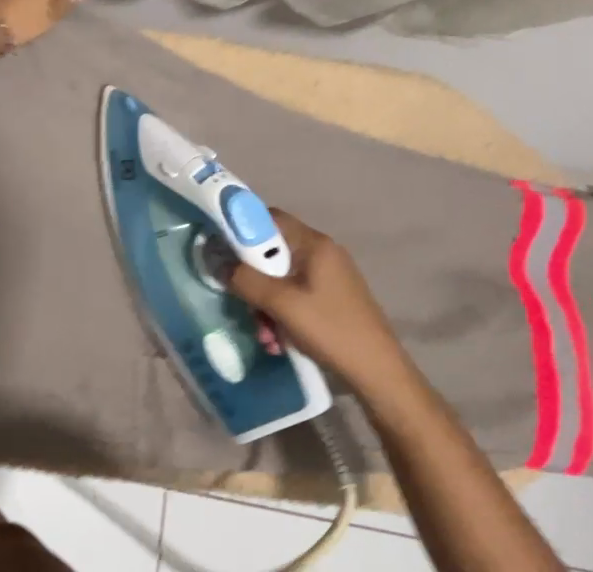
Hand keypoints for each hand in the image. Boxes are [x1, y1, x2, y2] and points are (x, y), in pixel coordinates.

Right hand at [228, 209, 408, 392]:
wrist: (379, 375)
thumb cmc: (330, 330)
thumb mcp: (280, 303)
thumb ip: (244, 278)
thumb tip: (214, 260)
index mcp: (314, 244)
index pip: (268, 217)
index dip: (240, 229)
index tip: (220, 250)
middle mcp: (322, 253)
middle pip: (271, 251)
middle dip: (252, 278)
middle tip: (243, 302)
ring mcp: (328, 277)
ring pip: (279, 277)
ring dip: (264, 303)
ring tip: (264, 333)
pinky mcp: (330, 298)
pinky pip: (292, 295)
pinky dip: (280, 313)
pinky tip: (278, 340)